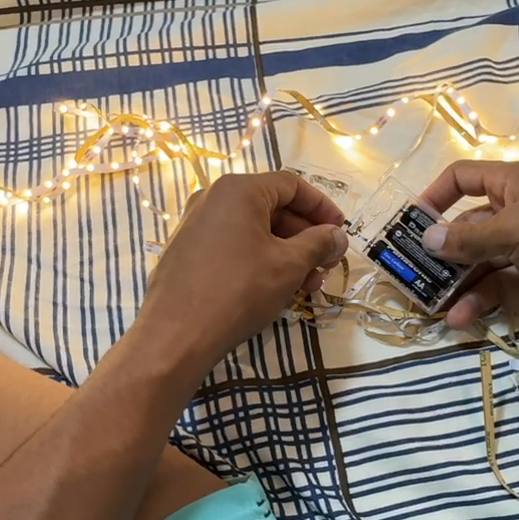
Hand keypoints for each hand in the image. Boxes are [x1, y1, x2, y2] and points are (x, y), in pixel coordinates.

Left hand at [137, 172, 348, 372]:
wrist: (176, 335)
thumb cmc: (239, 291)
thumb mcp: (289, 265)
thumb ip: (319, 243)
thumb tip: (338, 235)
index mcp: (239, 190)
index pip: (292, 185)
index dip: (322, 207)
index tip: (342, 232)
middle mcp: (214, 199)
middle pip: (273, 208)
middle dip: (306, 237)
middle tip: (327, 265)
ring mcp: (197, 226)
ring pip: (255, 231)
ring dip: (288, 254)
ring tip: (308, 285)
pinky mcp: (188, 252)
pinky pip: (234, 246)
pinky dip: (261, 261)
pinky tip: (278, 290)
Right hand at [417, 160, 518, 328]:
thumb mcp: (514, 230)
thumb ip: (467, 238)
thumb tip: (426, 239)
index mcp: (513, 182)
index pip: (463, 178)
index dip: (434, 197)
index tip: (409, 226)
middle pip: (469, 226)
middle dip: (442, 253)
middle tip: (412, 280)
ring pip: (484, 261)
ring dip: (460, 283)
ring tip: (435, 309)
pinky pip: (504, 284)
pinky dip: (485, 299)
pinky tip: (465, 319)